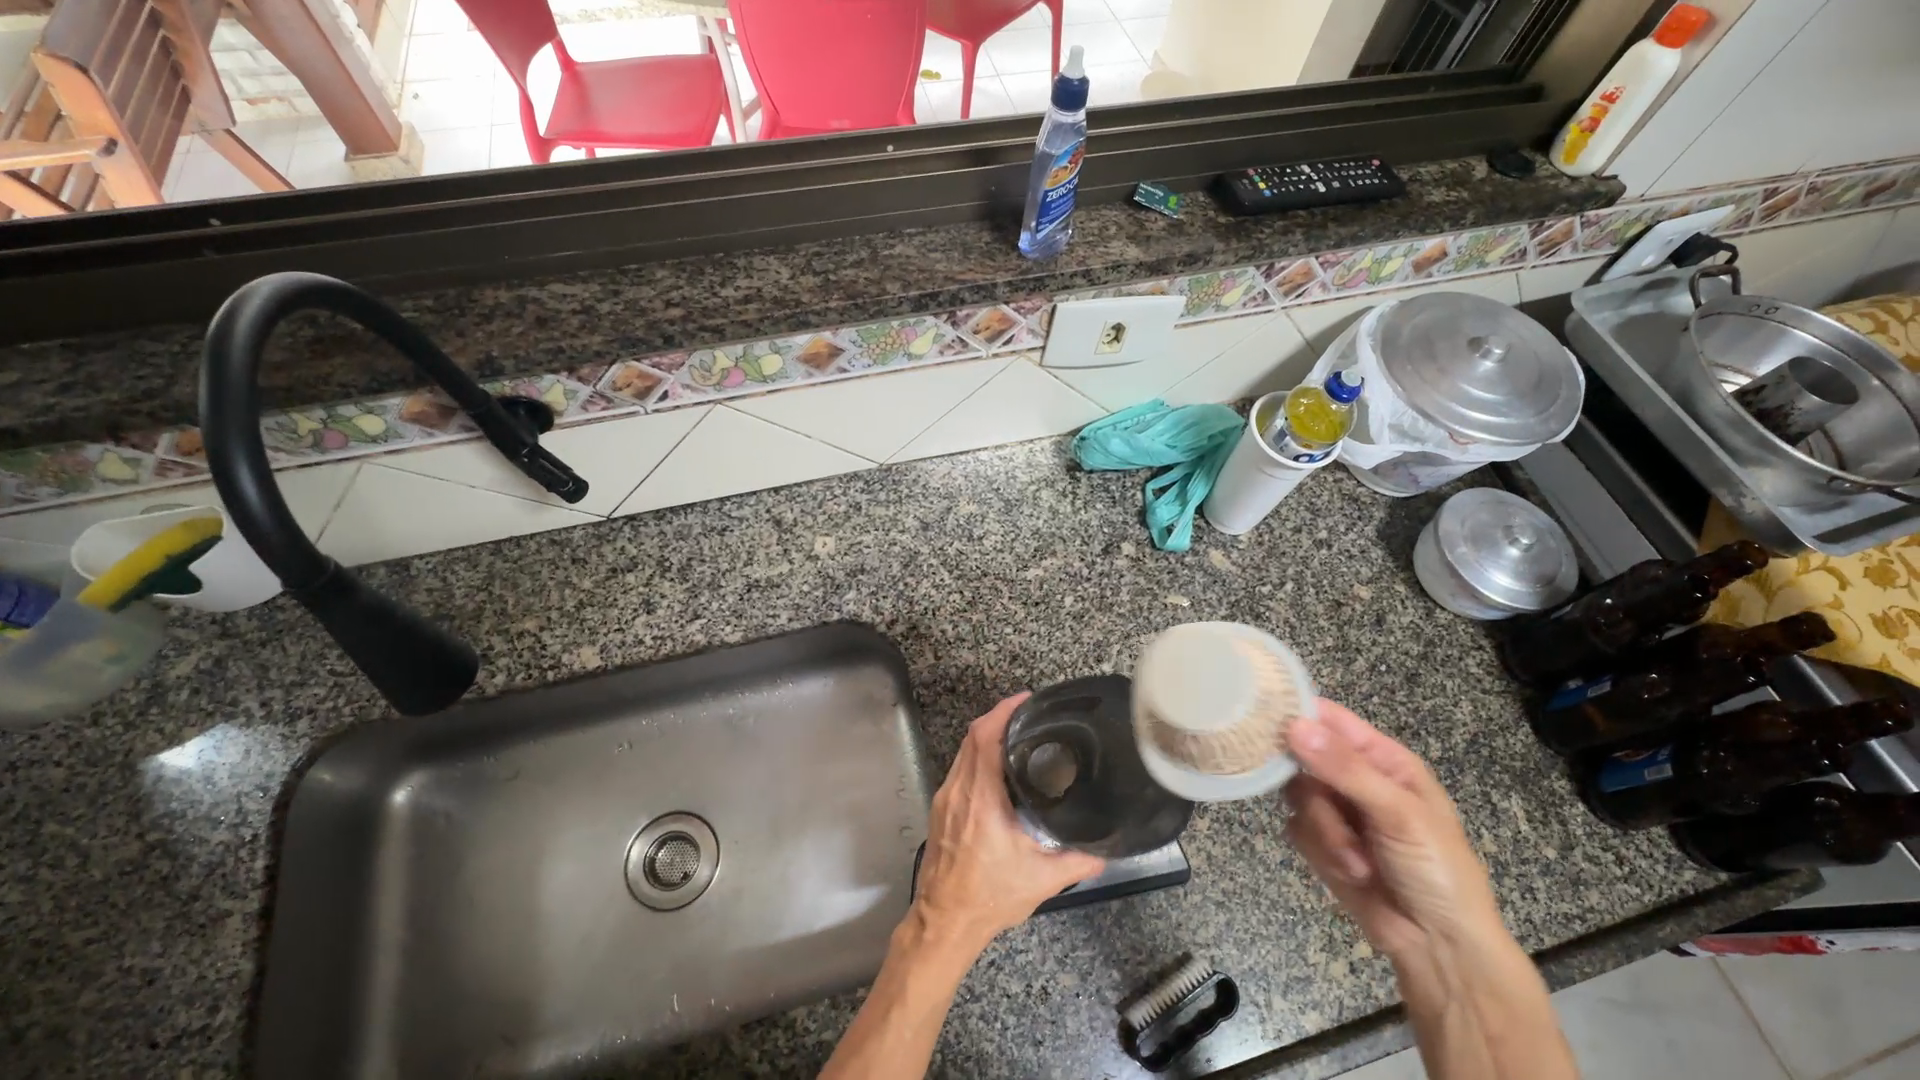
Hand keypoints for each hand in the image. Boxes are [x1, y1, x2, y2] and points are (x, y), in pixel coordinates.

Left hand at [910, 693, 1105, 952]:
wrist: (945, 922)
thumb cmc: (988, 898)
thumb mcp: (1043, 880)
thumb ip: (1080, 859)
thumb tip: (1109, 846)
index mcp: (980, 800)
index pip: (985, 738)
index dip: (1004, 712)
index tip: (1027, 700)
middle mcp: (958, 792)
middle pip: (972, 737)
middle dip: (999, 718)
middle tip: (1031, 714)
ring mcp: (945, 800)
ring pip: (963, 752)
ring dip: (987, 737)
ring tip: (1020, 735)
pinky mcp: (941, 810)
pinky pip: (959, 769)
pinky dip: (978, 757)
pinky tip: (999, 766)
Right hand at [1283, 699, 1502, 961]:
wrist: (1439, 945)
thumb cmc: (1437, 869)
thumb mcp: (1400, 813)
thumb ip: (1345, 769)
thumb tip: (1294, 726)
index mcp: (1384, 759)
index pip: (1330, 719)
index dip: (1298, 714)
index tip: (1263, 718)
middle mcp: (1355, 778)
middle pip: (1303, 758)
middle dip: (1314, 790)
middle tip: (1325, 807)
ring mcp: (1336, 811)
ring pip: (1297, 797)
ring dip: (1325, 832)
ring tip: (1358, 861)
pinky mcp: (1320, 843)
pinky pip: (1295, 829)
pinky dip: (1319, 851)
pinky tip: (1350, 871)